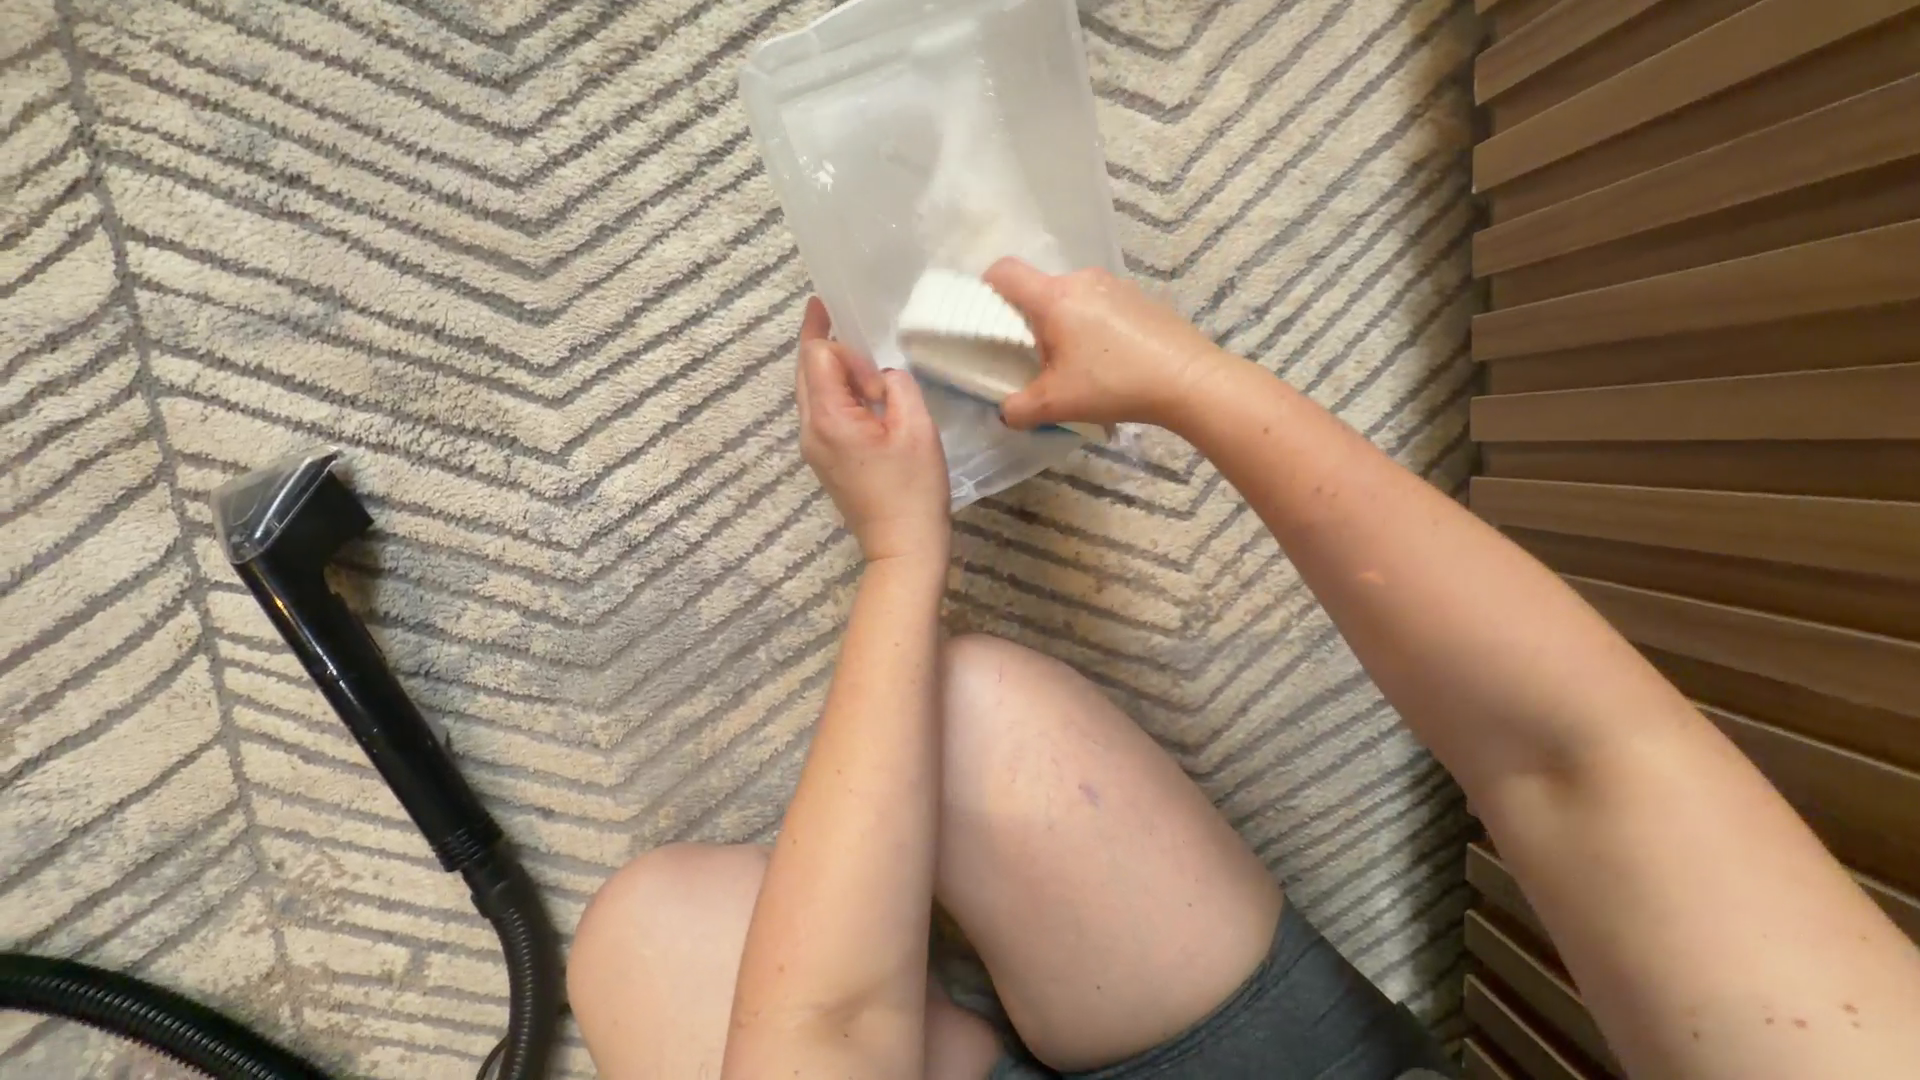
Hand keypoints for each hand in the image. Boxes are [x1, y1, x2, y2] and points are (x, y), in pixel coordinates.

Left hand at [795, 298, 950, 564]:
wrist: (903, 545)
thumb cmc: (914, 489)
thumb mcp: (916, 427)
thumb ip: (897, 386)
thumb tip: (882, 377)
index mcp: (828, 418)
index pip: (817, 355)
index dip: (846, 350)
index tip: (878, 376)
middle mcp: (809, 429)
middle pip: (804, 369)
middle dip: (818, 339)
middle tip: (827, 308)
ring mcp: (813, 447)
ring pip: (809, 391)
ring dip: (827, 368)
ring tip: (850, 349)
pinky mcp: (823, 459)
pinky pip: (820, 412)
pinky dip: (833, 392)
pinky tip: (857, 390)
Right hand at [983, 258, 1234, 430]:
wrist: (1187, 380)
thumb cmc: (1113, 385)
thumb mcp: (1055, 405)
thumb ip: (1018, 409)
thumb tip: (1006, 411)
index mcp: (1054, 298)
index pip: (1005, 271)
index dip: (987, 286)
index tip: (988, 314)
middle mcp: (1082, 280)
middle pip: (1040, 290)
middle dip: (1030, 321)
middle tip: (1036, 359)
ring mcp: (1116, 285)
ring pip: (1073, 299)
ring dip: (1065, 325)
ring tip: (1078, 365)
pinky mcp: (1140, 298)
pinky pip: (1102, 306)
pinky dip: (1094, 327)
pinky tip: (1111, 361)